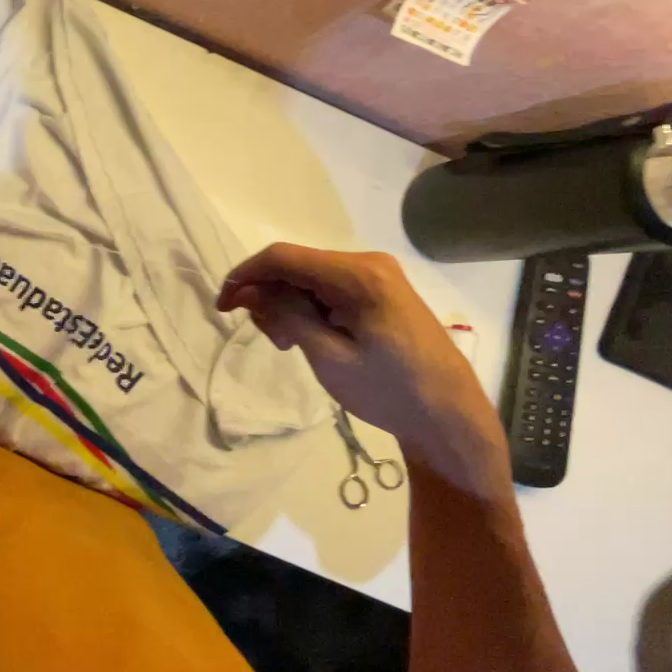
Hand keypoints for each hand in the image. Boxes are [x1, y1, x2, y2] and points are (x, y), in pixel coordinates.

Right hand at [218, 244, 505, 484]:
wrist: (448, 414)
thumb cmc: (388, 389)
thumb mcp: (327, 355)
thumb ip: (285, 315)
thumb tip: (247, 289)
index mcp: (358, 276)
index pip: (282, 257)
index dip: (244, 276)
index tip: (223, 308)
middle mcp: (367, 263)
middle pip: (293, 265)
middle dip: (267, 297)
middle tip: (272, 341)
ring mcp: (375, 275)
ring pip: (306, 277)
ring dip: (285, 305)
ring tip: (290, 344)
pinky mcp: (378, 290)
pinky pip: (325, 287)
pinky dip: (306, 308)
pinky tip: (309, 336)